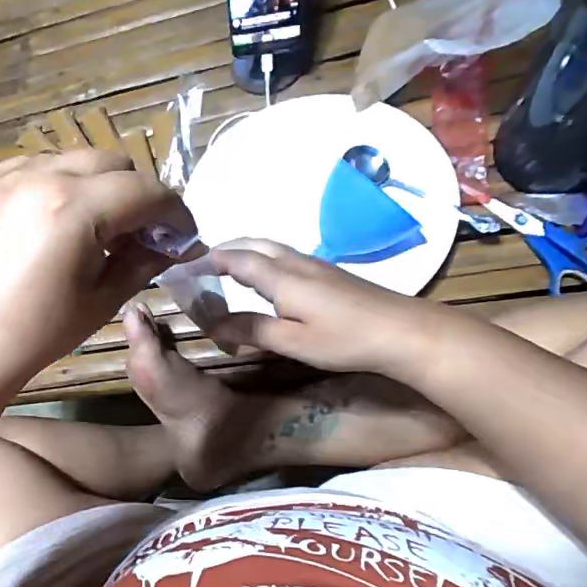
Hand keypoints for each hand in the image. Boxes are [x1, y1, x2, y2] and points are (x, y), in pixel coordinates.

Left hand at [0, 150, 194, 398]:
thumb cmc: (37, 334)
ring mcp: (5, 178)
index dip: (174, 211)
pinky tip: (56, 218)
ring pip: (73, 159)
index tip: (183, 234)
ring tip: (98, 225)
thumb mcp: (102, 300)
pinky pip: (34, 167)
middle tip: (142, 232)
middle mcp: (40, 177)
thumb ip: (143, 261)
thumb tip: (176, 244)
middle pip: (112, 162)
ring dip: (99, 184)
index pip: (144, 190)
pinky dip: (58, 183)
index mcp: (73, 207)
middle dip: (138, 193)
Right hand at [201, 239, 445, 375]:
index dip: (208, 261)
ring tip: (229, 268)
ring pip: (271, 246)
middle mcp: (296, 262)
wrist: (402, 330)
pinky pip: (286, 254)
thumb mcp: (293, 342)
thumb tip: (212, 324)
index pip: (236, 259)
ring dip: (245, 251)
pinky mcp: (330, 272)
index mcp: (281, 276)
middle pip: (253, 244)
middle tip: (203, 266)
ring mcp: (316, 264)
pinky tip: (268, 278)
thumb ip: (252, 330)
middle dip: (224, 249)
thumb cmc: (344, 339)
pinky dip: (264, 257)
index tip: (185, 269)